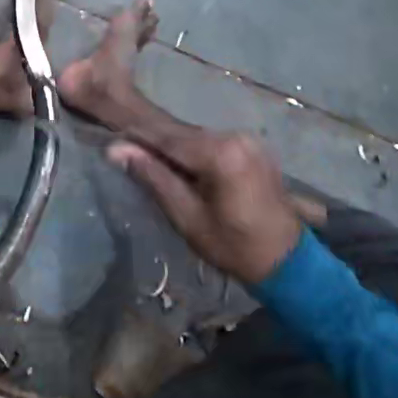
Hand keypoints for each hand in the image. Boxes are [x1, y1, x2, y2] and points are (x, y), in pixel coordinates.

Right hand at [107, 132, 304, 283]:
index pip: (165, 136)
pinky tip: (178, 165)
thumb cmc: (234, 246)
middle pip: (179, 133)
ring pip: (193, 137)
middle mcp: (234, 137)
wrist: (290, 264)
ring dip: (170, 147)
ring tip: (147, 160)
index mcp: (220, 153)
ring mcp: (247, 140)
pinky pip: (210, 142)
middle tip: (124, 153)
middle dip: (151, 142)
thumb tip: (115, 149)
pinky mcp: (252, 147)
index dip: (134, 137)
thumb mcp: (186, 216)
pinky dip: (191, 151)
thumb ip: (152, 176)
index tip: (108, 140)